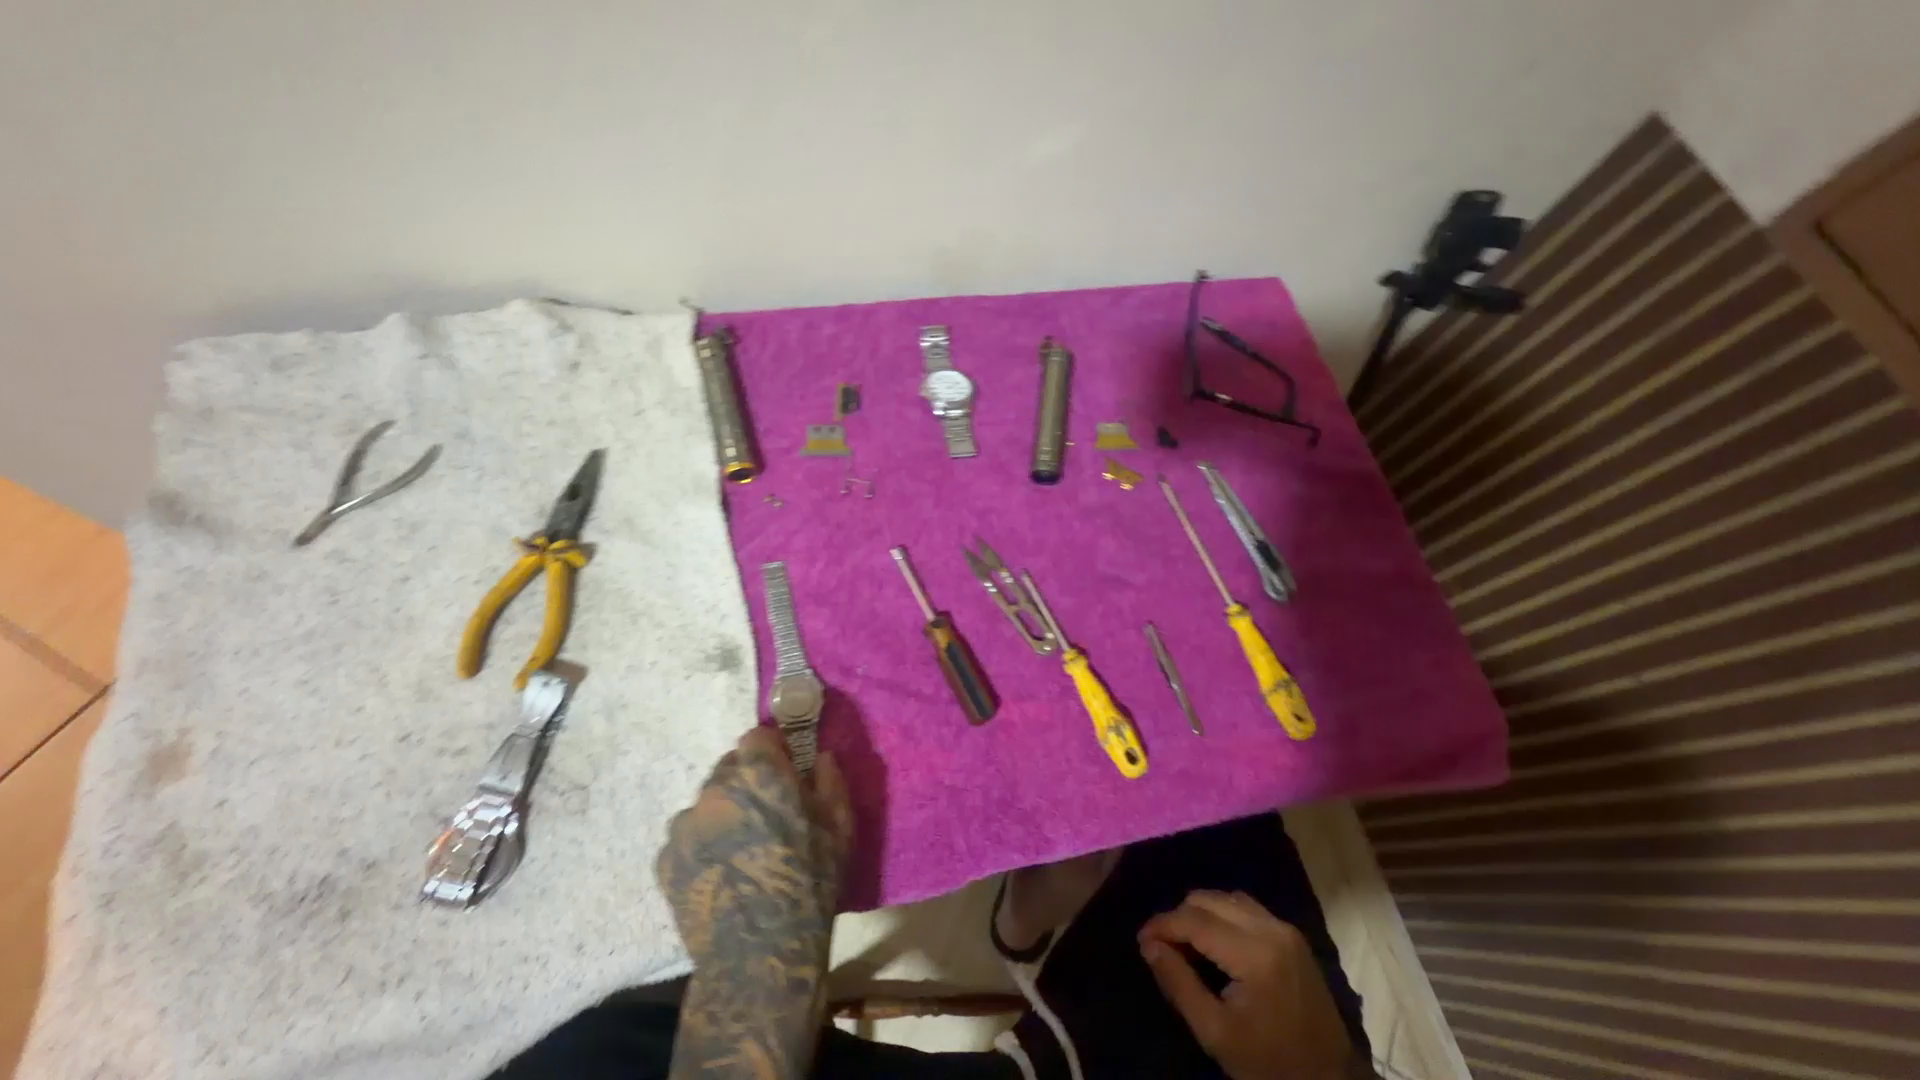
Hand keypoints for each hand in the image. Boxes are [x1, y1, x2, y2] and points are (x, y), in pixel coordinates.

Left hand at [655, 726, 853, 1078]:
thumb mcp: (839, 829)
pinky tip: (722, 876)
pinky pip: (687, 839)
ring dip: (724, 815)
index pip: (757, 736)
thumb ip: (829, 783)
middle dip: (748, 783)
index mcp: (758, 775)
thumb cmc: (809, 884)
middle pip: (729, 769)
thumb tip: (819, 758)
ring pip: (706, 804)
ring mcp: (683, 825)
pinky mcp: (663, 860)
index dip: (773, 750)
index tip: (786, 770)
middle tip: (768, 816)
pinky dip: (703, 847)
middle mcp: (714, 790)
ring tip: (743, 852)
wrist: (759, 955)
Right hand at [1139, 890, 1357, 1079]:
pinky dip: (1223, 915)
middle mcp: (1272, 930)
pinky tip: (1213, 940)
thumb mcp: (1214, 1032)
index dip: (1161, 925)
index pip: (1194, 920)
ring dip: (1201, 913)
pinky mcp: (1293, 937)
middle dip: (1179, 917)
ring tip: (1184, 943)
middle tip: (1161, 946)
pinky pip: (1248, 908)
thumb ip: (1178, 983)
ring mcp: (1286, 930)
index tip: (1141, 941)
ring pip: (1228, 898)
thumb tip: (1149, 945)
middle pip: (1210, 900)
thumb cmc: (1267, 1062)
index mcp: (1254, 955)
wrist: (1328, 1079)